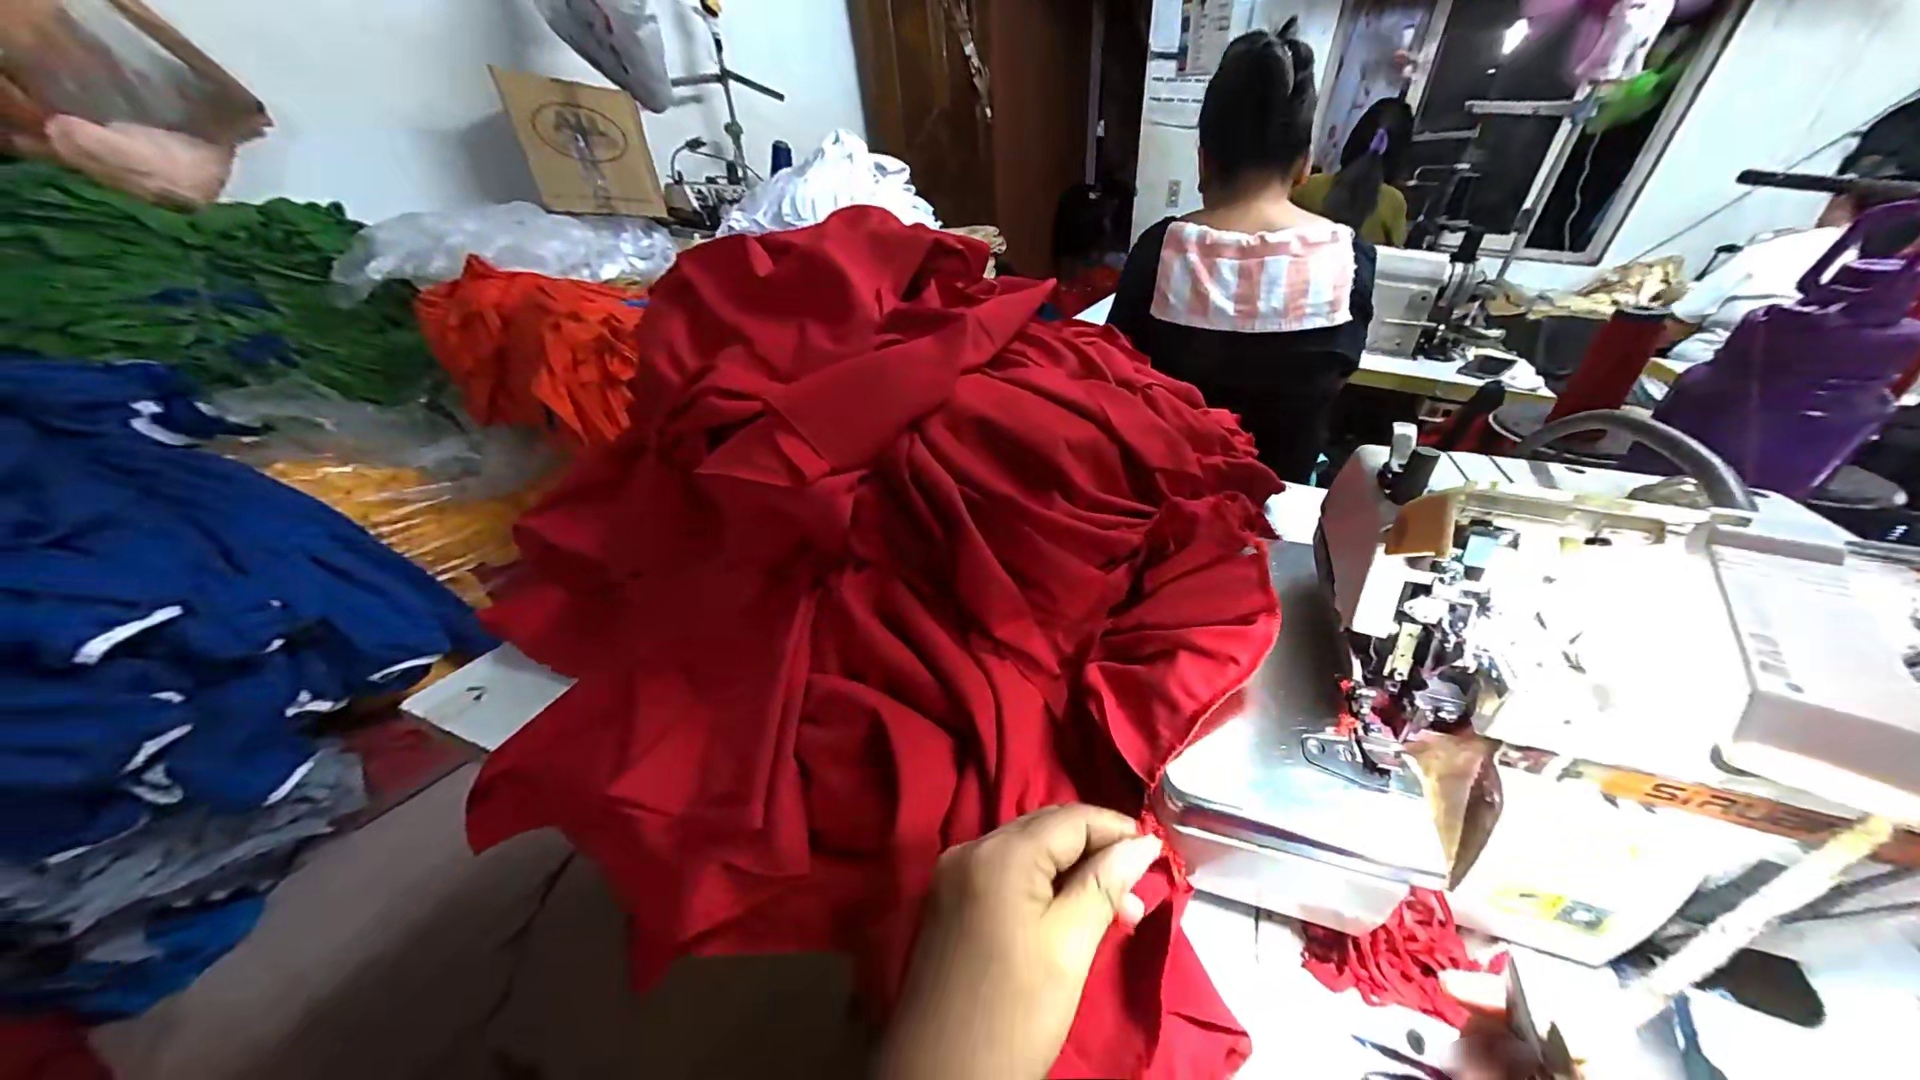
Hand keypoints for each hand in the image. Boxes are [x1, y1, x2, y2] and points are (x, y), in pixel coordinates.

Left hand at [875, 805, 1164, 1079]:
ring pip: (1026, 848)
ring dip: (1070, 868)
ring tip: (1114, 909)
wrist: (936, 1078)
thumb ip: (1103, 886)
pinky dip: (1039, 881)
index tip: (1156, 854)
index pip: (1070, 818)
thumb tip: (1142, 844)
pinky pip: (1004, 870)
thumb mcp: (1068, 949)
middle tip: (1136, 891)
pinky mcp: (948, 896)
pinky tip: (1067, 910)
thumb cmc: (1012, 1016)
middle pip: (1046, 827)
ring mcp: (954, 871)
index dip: (1116, 830)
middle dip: (1095, 849)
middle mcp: (971, 847)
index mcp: (999, 853)